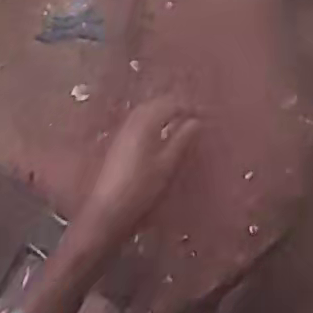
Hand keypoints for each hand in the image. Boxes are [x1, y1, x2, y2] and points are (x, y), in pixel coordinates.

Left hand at [78, 97, 201, 247]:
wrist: (107, 211)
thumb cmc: (141, 188)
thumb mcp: (167, 165)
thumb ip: (182, 140)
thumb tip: (196, 121)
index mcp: (147, 122)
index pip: (171, 103)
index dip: (189, 106)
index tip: (205, 114)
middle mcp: (134, 120)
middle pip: (158, 102)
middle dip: (177, 104)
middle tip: (195, 114)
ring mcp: (124, 129)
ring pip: (148, 109)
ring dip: (165, 110)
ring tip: (181, 120)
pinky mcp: (120, 141)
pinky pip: (141, 119)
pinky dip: (155, 118)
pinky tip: (161, 131)